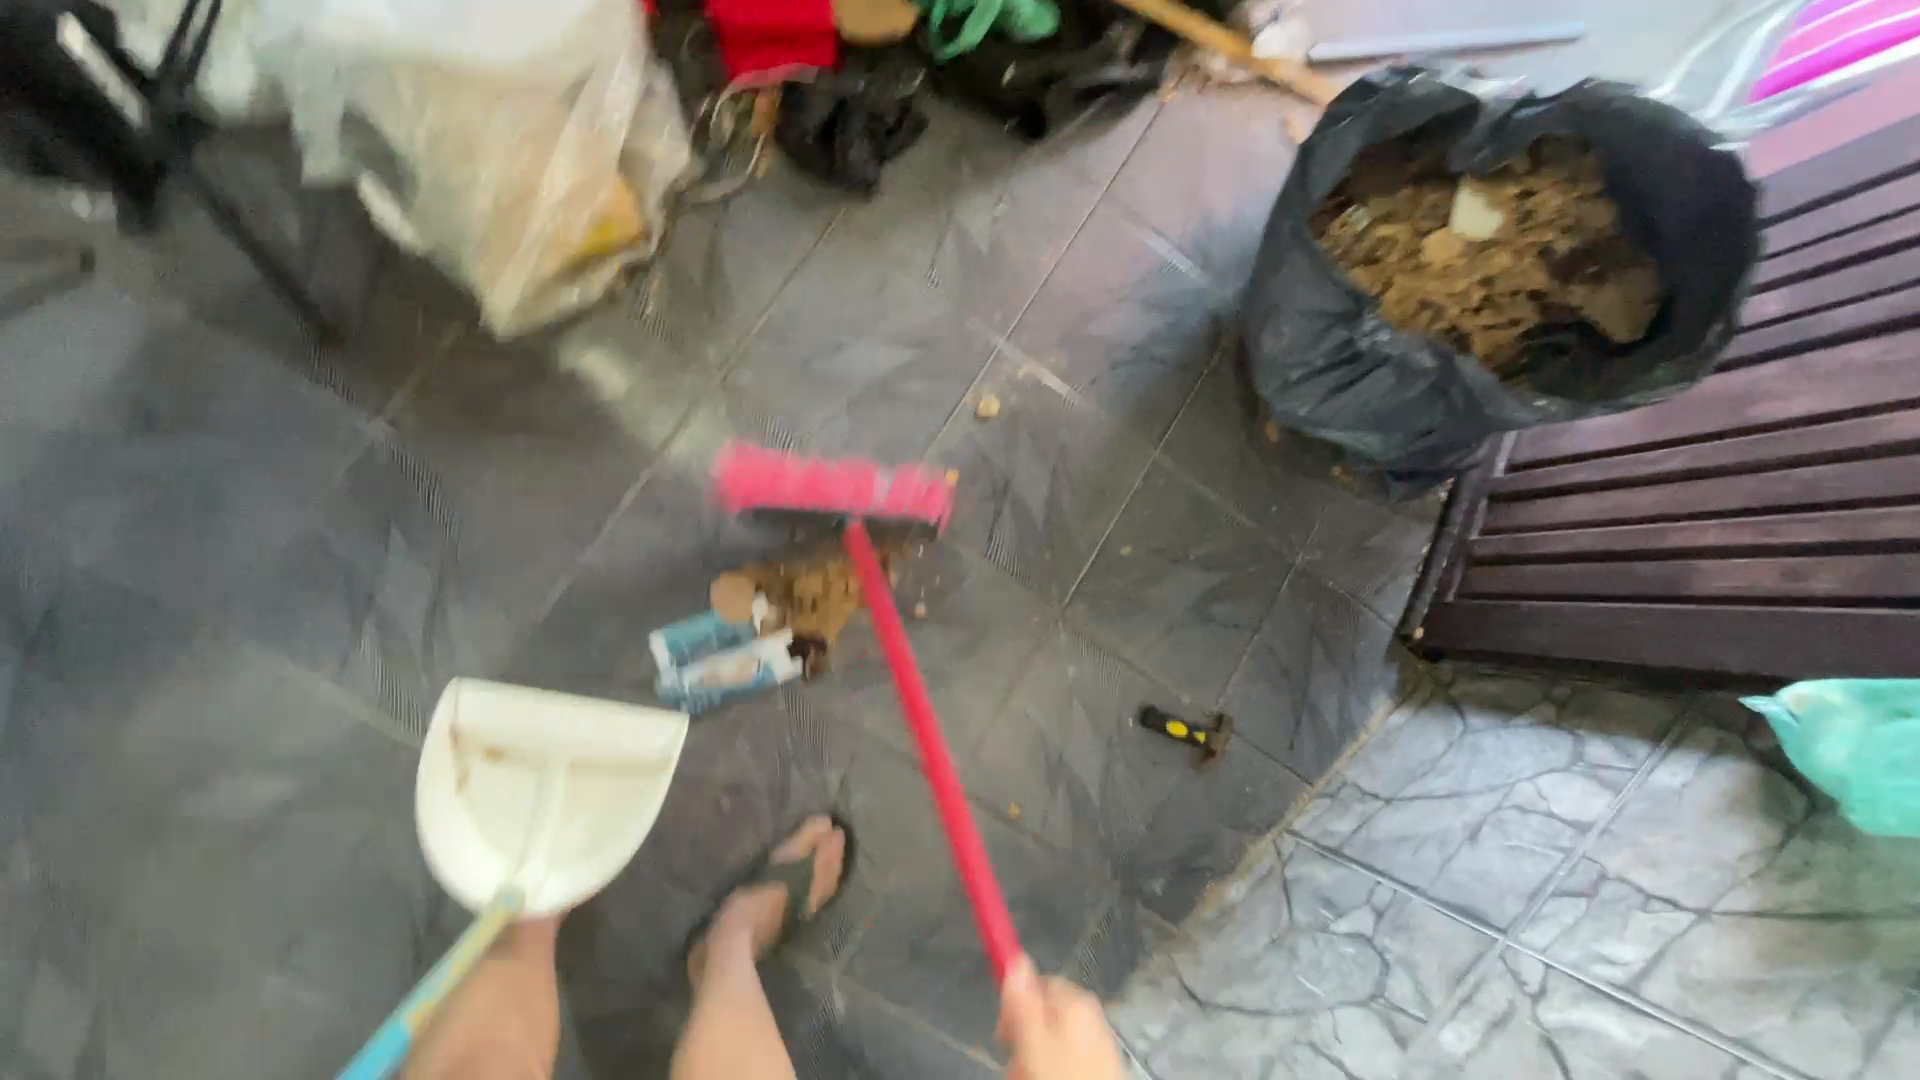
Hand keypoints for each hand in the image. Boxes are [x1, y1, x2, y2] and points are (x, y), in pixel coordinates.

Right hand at [998, 955, 1127, 1079]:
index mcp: (1076, 1002)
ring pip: (1052, 1044)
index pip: (1036, 983)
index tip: (1003, 1033)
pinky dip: (1053, 1072)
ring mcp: (1099, 1045)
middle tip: (1018, 1066)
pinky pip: (1067, 1063)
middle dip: (1024, 1040)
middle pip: (1043, 1015)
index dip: (1015, 1005)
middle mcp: (1091, 1017)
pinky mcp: (1102, 1070)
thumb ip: (1023, 1000)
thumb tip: (1016, 958)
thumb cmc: (1062, 1079)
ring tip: (1032, 1078)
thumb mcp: (1034, 1044)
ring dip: (1034, 1062)